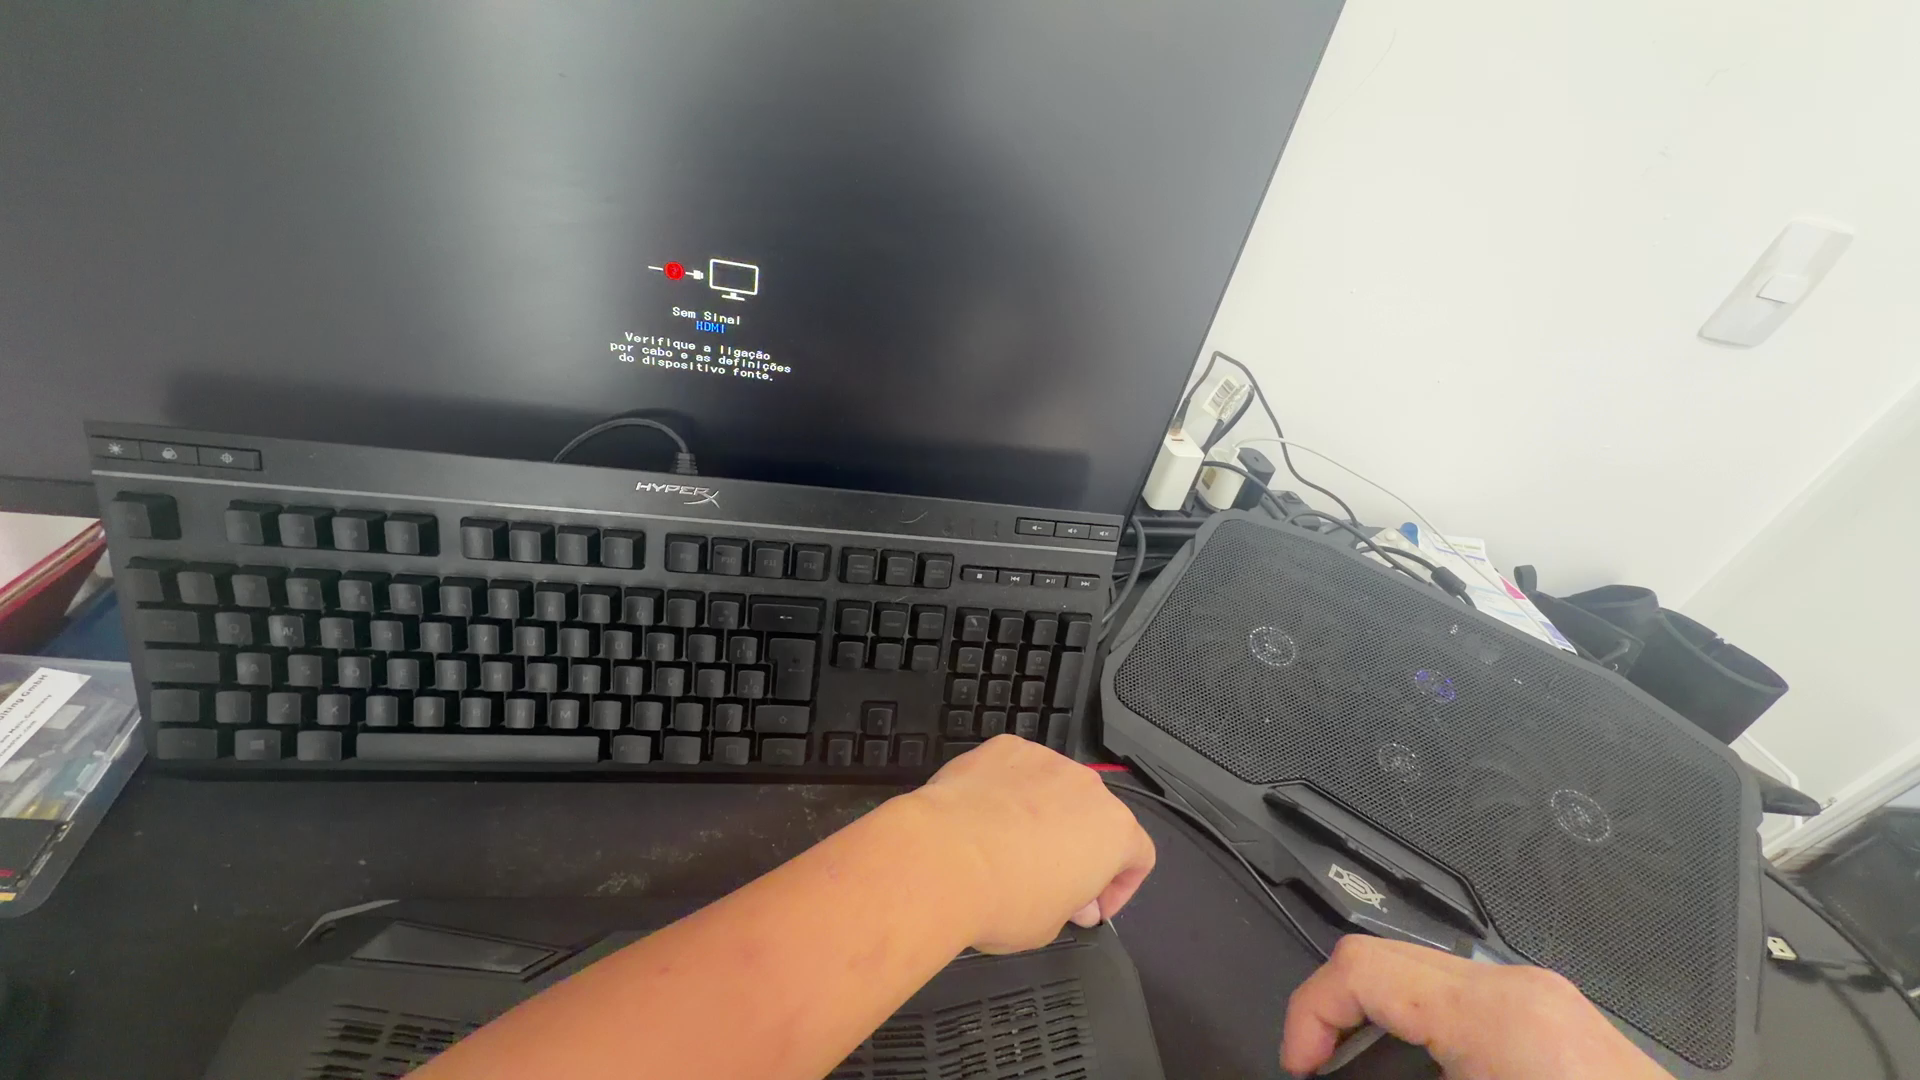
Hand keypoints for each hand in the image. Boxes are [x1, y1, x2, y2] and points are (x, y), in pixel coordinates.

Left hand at [899, 735, 1156, 953]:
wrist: (946, 858)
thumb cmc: (1006, 897)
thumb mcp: (1052, 924)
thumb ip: (1074, 904)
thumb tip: (1075, 898)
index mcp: (1113, 830)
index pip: (1139, 854)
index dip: (1119, 887)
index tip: (1091, 906)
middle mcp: (1085, 786)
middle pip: (1094, 816)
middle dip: (1078, 846)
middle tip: (1048, 881)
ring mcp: (1043, 759)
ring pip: (1053, 788)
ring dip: (1042, 813)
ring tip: (1007, 846)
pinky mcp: (1004, 747)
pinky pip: (1015, 769)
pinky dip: (1006, 789)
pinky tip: (982, 818)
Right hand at [1281, 936, 1672, 1079]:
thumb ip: (1390, 1079)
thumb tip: (1327, 1069)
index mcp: (1494, 1012)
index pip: (1359, 967)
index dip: (1309, 1011)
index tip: (1299, 1067)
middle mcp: (1520, 988)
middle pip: (1384, 959)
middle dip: (1338, 1012)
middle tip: (1319, 1067)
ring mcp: (1546, 1000)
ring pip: (1421, 975)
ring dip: (1379, 1017)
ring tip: (1363, 1068)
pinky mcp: (1562, 1022)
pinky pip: (1464, 999)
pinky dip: (1423, 1027)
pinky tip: (1424, 1070)